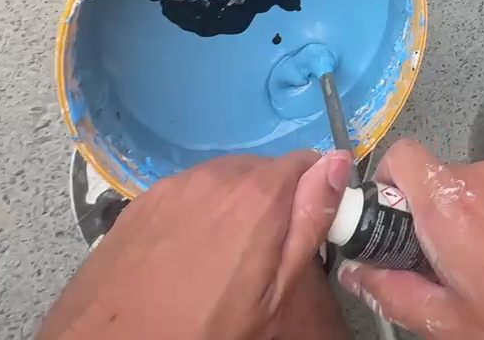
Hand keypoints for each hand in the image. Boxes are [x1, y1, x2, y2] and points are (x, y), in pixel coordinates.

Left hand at [38, 149, 354, 339]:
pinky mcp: (144, 197)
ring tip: (216, 257)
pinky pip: (189, 190)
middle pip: (266, 170)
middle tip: (257, 255)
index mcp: (261, 193)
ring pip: (226, 178)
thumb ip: (310, 221)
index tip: (299, 230)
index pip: (308, 162)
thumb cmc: (203, 330)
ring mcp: (178, 183)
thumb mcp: (274, 295)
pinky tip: (182, 253)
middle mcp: (222, 173)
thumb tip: (338, 161)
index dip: (311, 194)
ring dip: (232, 204)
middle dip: (271, 201)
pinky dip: (196, 211)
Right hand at [337, 140, 483, 339]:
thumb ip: (391, 291)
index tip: (387, 222)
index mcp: (449, 201)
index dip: (385, 181)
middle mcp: (481, 175)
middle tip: (429, 261)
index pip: (400, 154)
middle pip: (432, 175)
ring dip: (458, 214)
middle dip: (422, 211)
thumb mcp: (446, 320)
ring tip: (473, 266)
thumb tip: (355, 271)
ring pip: (466, 183)